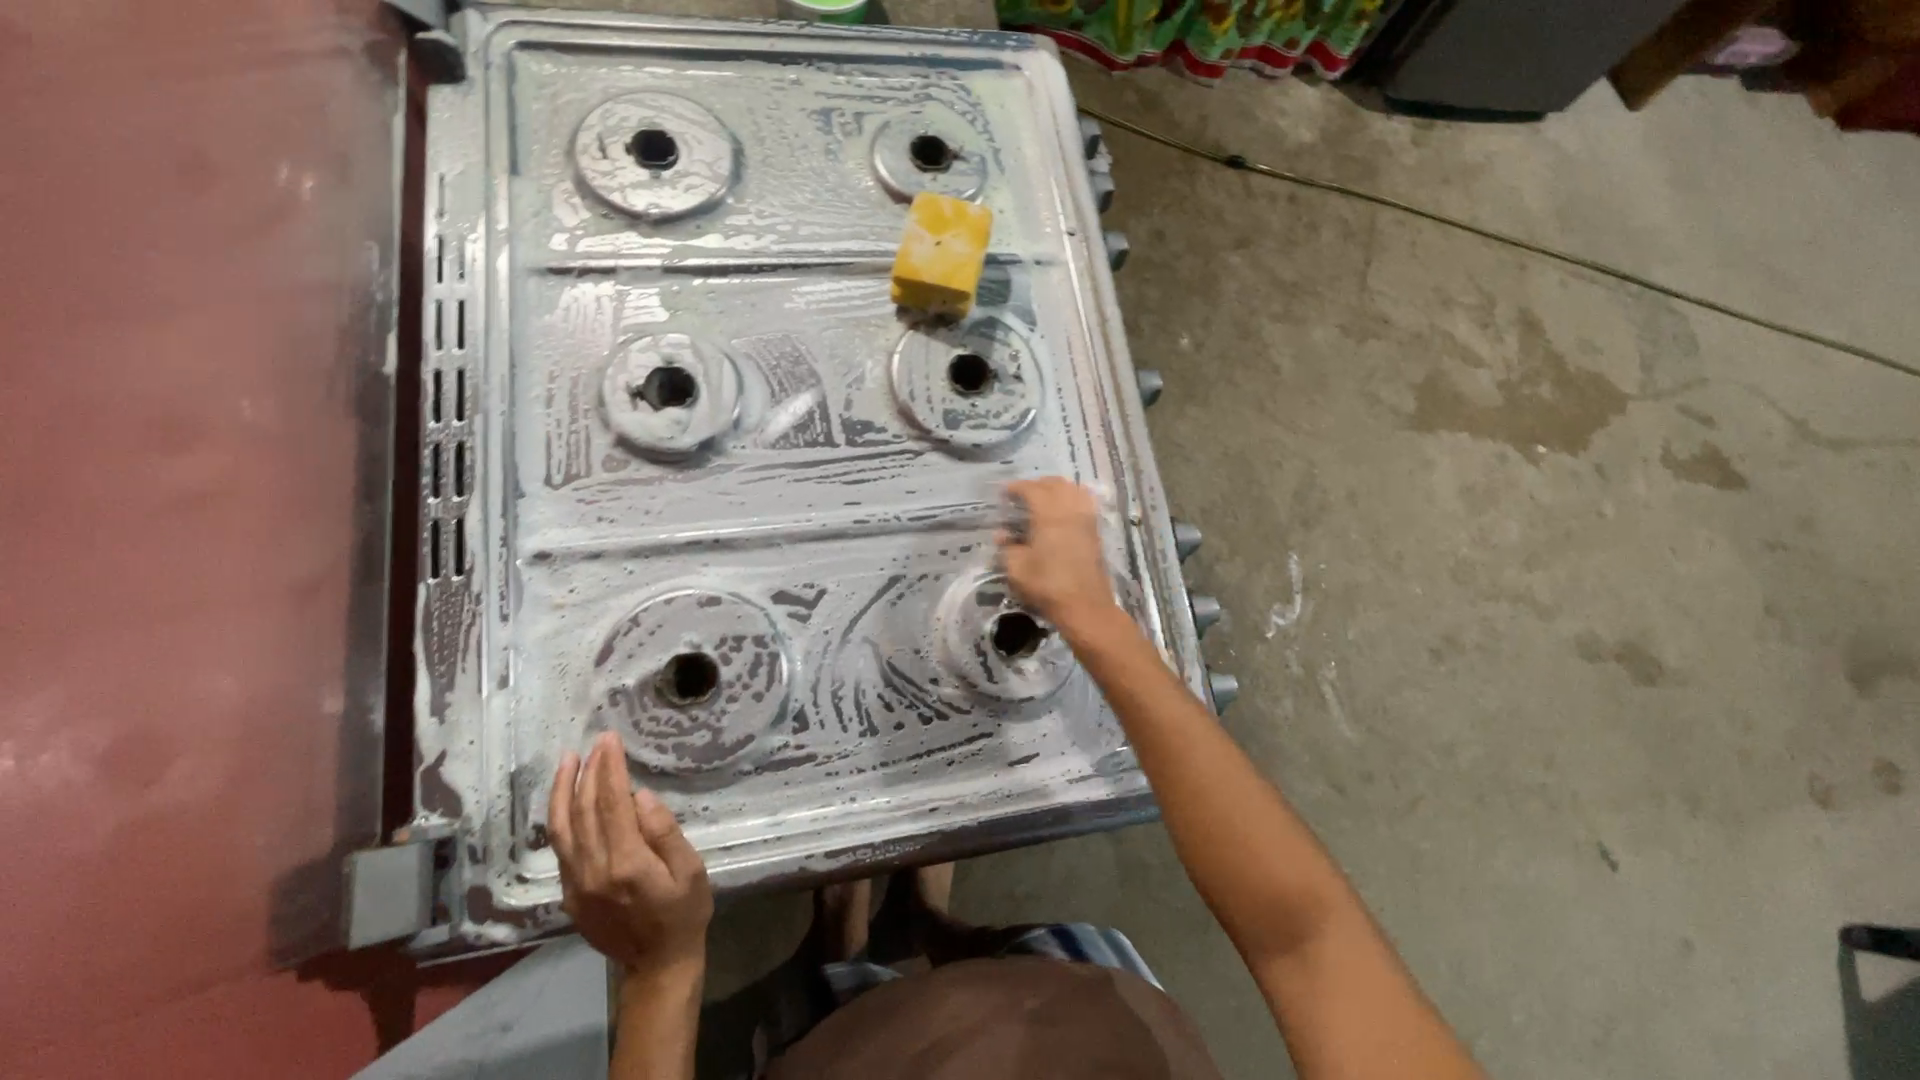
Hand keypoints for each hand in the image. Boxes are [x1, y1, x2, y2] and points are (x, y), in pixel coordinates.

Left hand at [550, 732, 711, 978]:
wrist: (656, 965)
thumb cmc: (683, 914)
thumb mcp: (690, 871)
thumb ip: (665, 833)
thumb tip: (641, 797)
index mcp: (627, 863)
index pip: (612, 803)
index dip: (609, 768)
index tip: (610, 740)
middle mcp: (593, 871)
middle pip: (583, 810)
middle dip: (589, 771)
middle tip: (597, 742)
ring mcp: (575, 884)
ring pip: (560, 827)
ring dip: (563, 790)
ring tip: (569, 760)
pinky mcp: (568, 893)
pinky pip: (559, 847)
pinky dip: (560, 816)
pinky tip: (567, 799)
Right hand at [998, 477, 1121, 636]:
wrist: (1085, 606)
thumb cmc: (1047, 586)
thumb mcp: (1016, 569)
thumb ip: (1007, 547)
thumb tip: (1001, 534)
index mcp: (1048, 515)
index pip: (1031, 489)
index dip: (1016, 487)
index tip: (1004, 493)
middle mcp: (1070, 510)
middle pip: (1055, 484)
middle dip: (1037, 485)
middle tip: (1021, 496)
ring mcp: (1086, 519)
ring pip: (1073, 489)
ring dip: (1057, 489)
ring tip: (1043, 500)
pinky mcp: (1095, 531)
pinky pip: (1085, 503)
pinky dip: (1072, 499)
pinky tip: (1063, 511)